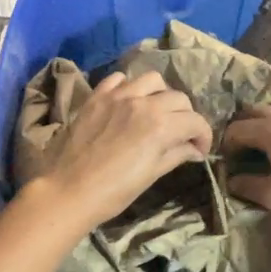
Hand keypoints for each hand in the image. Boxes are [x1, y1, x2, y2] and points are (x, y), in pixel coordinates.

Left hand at [39, 71, 213, 228]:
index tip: (200, 149)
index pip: (195, 121)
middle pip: (178, 98)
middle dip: (186, 117)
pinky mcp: (97, 97)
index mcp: (161, 126)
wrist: (67, 191)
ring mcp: (118, 96)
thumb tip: (194, 150)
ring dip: (161, 94)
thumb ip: (175, 155)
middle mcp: (143, 103)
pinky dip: (129, 87)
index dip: (203, 136)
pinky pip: (118, 79)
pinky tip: (127, 102)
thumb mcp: (150, 175)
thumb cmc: (113, 192)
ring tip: (155, 112)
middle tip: (180, 134)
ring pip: (152, 80)